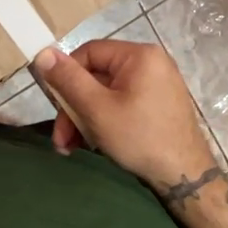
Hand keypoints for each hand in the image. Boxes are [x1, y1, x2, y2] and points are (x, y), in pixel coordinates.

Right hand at [34, 40, 219, 187]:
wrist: (184, 174)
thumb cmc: (139, 137)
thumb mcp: (97, 109)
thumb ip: (68, 79)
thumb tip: (43, 53)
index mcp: (139, 55)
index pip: (88, 52)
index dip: (66, 77)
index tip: (55, 106)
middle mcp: (151, 63)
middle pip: (96, 77)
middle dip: (73, 108)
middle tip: (61, 138)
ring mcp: (157, 85)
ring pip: (106, 94)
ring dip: (84, 120)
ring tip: (72, 147)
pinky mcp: (158, 105)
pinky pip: (121, 105)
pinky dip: (103, 122)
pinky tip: (93, 144)